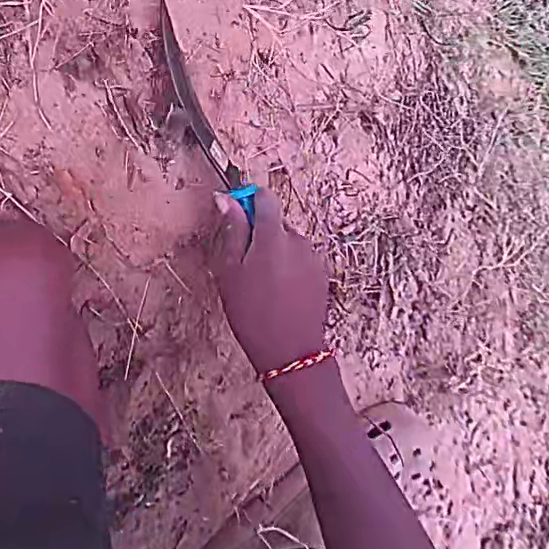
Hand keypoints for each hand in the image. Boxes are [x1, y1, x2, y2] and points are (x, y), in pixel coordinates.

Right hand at [207, 190, 328, 374]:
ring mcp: (313, 258)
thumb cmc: (251, 311)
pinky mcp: (321, 274)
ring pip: (287, 242)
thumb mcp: (230, 270)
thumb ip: (232, 230)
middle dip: (258, 233)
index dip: (248, 201)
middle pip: (276, 221)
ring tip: (259, 282)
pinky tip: (277, 291)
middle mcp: (298, 240)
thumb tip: (226, 200)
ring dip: (273, 251)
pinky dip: (287, 266)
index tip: (235, 217)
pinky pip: (299, 259)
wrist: (289, 351)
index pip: (265, 197)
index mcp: (273, 235)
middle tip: (242, 262)